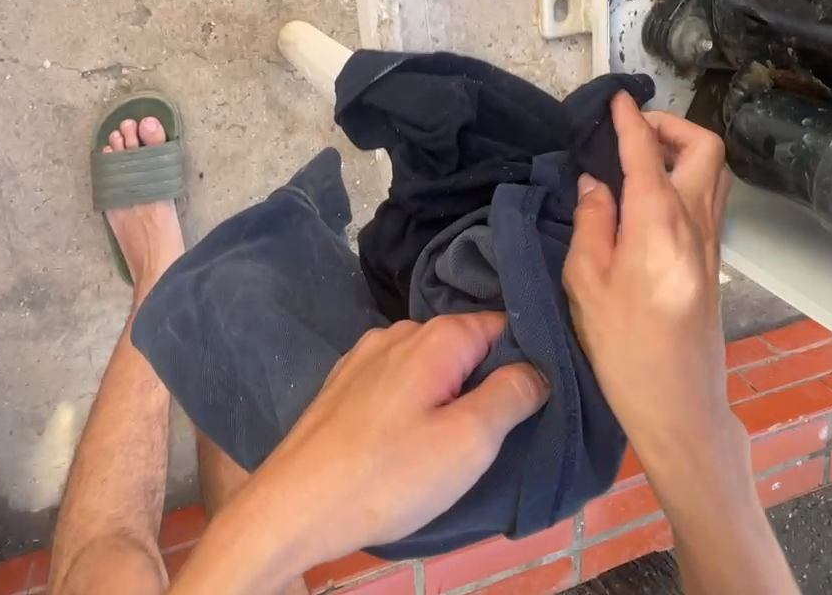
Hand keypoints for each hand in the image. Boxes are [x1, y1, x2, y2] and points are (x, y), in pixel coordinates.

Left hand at [174, 313, 548, 592]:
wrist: (292, 507)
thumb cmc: (388, 475)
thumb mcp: (468, 442)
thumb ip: (512, 395)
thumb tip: (539, 367)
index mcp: (438, 336)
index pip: (503, 326)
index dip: (526, 357)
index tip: (538, 396)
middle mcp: (402, 330)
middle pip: (466, 345)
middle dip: (486, 379)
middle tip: (497, 431)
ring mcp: (368, 353)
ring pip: (431, 363)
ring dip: (448, 392)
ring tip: (451, 441)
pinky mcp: (345, 381)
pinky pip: (399, 379)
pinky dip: (415, 400)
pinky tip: (408, 438)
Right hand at [565, 93, 734, 464]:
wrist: (679, 406)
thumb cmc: (624, 350)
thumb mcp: (586, 284)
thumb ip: (591, 222)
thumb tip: (594, 181)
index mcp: (658, 225)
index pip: (648, 153)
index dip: (630, 120)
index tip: (616, 100)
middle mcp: (694, 224)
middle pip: (706, 148)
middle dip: (671, 125)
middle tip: (633, 130)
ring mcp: (711, 242)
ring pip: (716, 170)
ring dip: (684, 148)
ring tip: (642, 156)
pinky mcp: (713, 260)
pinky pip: (710, 196)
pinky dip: (687, 175)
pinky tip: (652, 193)